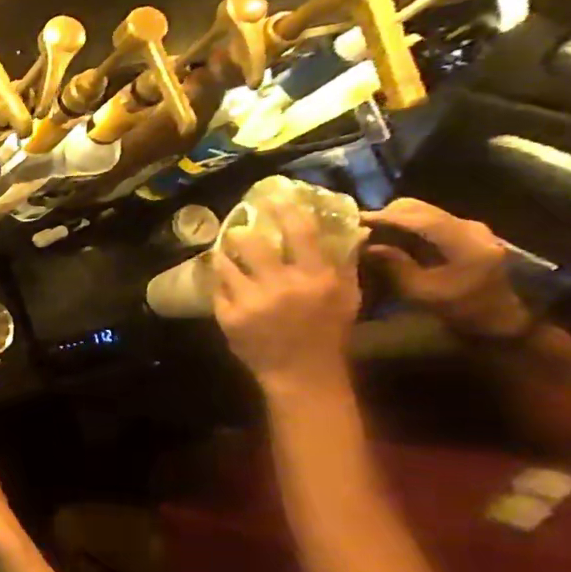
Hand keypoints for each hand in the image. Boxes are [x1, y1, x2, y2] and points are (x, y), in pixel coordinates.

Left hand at [212, 197, 360, 386]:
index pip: (299, 233)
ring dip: (223, 254)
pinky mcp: (230, 317)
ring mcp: (252, 302)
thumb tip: (353, 229)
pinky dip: (219, 281)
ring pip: (226, 264)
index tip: (273, 196)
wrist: (303, 375)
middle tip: (237, 227)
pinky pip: (217, 288)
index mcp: (315, 278)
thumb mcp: (347, 296)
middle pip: (251, 244)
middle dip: (240, 231)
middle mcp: (282, 286)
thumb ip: (345, 261)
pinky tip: (222, 278)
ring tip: (223, 250)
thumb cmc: (329, 333)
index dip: (285, 210)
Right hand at [363, 199, 531, 337]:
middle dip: (389, 214)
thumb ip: (396, 266)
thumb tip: (369, 247)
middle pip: (421, 209)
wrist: (498, 317)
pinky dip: (409, 223)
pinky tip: (394, 235)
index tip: (359, 219)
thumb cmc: (460, 309)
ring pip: (424, 210)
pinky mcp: (466, 231)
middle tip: (363, 227)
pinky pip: (430, 218)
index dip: (388, 217)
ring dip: (398, 218)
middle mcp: (470, 227)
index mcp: (465, 243)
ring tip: (375, 231)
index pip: (421, 220)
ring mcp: (470, 227)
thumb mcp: (422, 292)